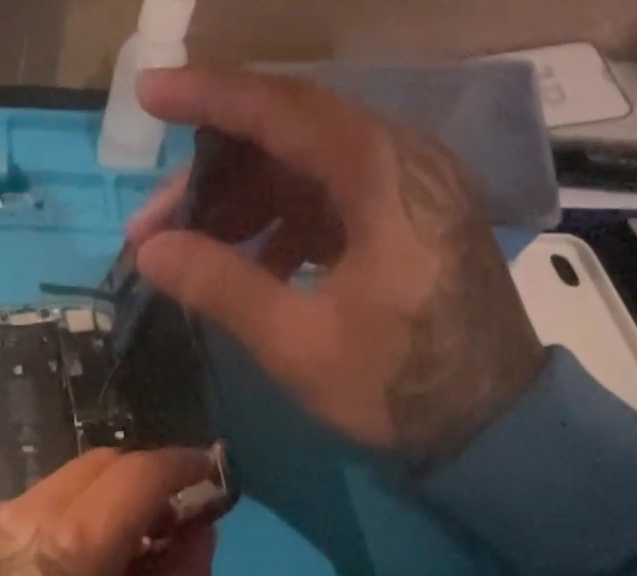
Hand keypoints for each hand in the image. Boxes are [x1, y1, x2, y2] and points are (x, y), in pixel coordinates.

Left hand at [0, 448, 217, 575]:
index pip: (143, 472)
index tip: (204, 471)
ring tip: (97, 547)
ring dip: (88, 505)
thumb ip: (184, 571)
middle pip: (98, 466)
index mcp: (81, 540)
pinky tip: (42, 566)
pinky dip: (42, 525)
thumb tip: (199, 525)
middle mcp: (29, 511)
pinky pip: (16, 509)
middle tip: (158, 513)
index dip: (183, 464)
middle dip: (137, 480)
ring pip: (56, 486)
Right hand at [128, 67, 545, 472]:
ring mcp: (404, 191)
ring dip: (239, 204)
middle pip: (287, 137)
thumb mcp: (297, 341)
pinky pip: (325, 201)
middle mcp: (398, 161)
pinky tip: (245, 267)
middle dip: (211, 175)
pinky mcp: (403, 222)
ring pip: (302, 171)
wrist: (490, 422)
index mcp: (380, 175)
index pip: (282, 110)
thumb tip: (150, 250)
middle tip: (150, 227)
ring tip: (185, 253)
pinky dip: (276, 224)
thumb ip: (221, 286)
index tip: (147, 93)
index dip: (209, 97)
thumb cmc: (396, 381)